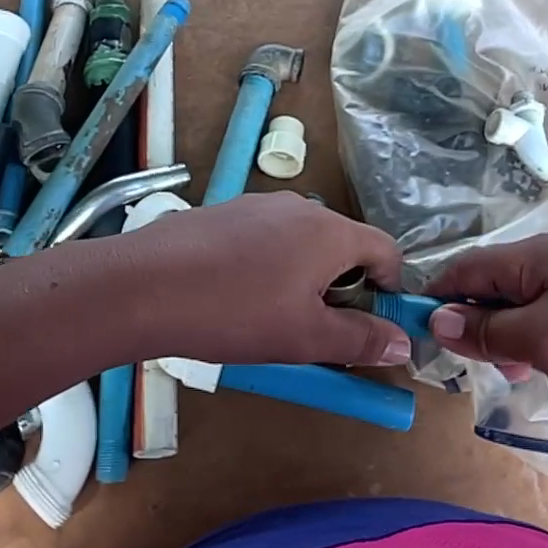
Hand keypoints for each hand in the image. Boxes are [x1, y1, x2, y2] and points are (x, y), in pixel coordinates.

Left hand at [94, 193, 410, 367]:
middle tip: (320, 329)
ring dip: (305, 276)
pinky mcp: (223, 212)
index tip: (374, 324)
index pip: (386, 249)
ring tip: (273, 316)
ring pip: (301, 241)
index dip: (390, 288)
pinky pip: (264, 238)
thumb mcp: (306, 337)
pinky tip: (235, 296)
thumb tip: (403, 342)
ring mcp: (258, 205)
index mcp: (331, 232)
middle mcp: (301, 207)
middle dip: (344, 286)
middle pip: (343, 244)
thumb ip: (360, 338)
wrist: (144, 286)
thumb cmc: (237, 313)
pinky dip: (268, 265)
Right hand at [424, 232, 547, 419]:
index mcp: (538, 254)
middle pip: (493, 281)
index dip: (439, 298)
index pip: (468, 267)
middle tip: (474, 364)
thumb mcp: (542, 342)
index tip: (419, 333)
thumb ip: (486, 330)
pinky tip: (543, 363)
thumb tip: (436, 319)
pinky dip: (534, 334)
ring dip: (505, 332)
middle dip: (475, 319)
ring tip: (513, 371)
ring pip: (521, 298)